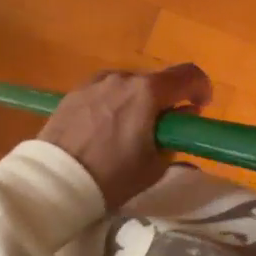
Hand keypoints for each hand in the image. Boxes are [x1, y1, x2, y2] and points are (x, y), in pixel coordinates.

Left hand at [38, 63, 214, 209]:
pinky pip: (102, 93)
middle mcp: (120, 78)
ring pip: (125, 86)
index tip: (199, 107)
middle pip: (154, 80)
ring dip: (135, 101)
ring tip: (127, 130)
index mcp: (147, 92)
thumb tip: (180, 120)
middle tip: (161, 127)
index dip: (201, 89)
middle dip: (164, 100)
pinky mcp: (71, 94)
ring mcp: (93, 83)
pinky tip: (103, 129)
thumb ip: (174, 139)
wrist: (55, 180)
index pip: (188, 75)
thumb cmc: (111, 176)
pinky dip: (111, 104)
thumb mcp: (154, 166)